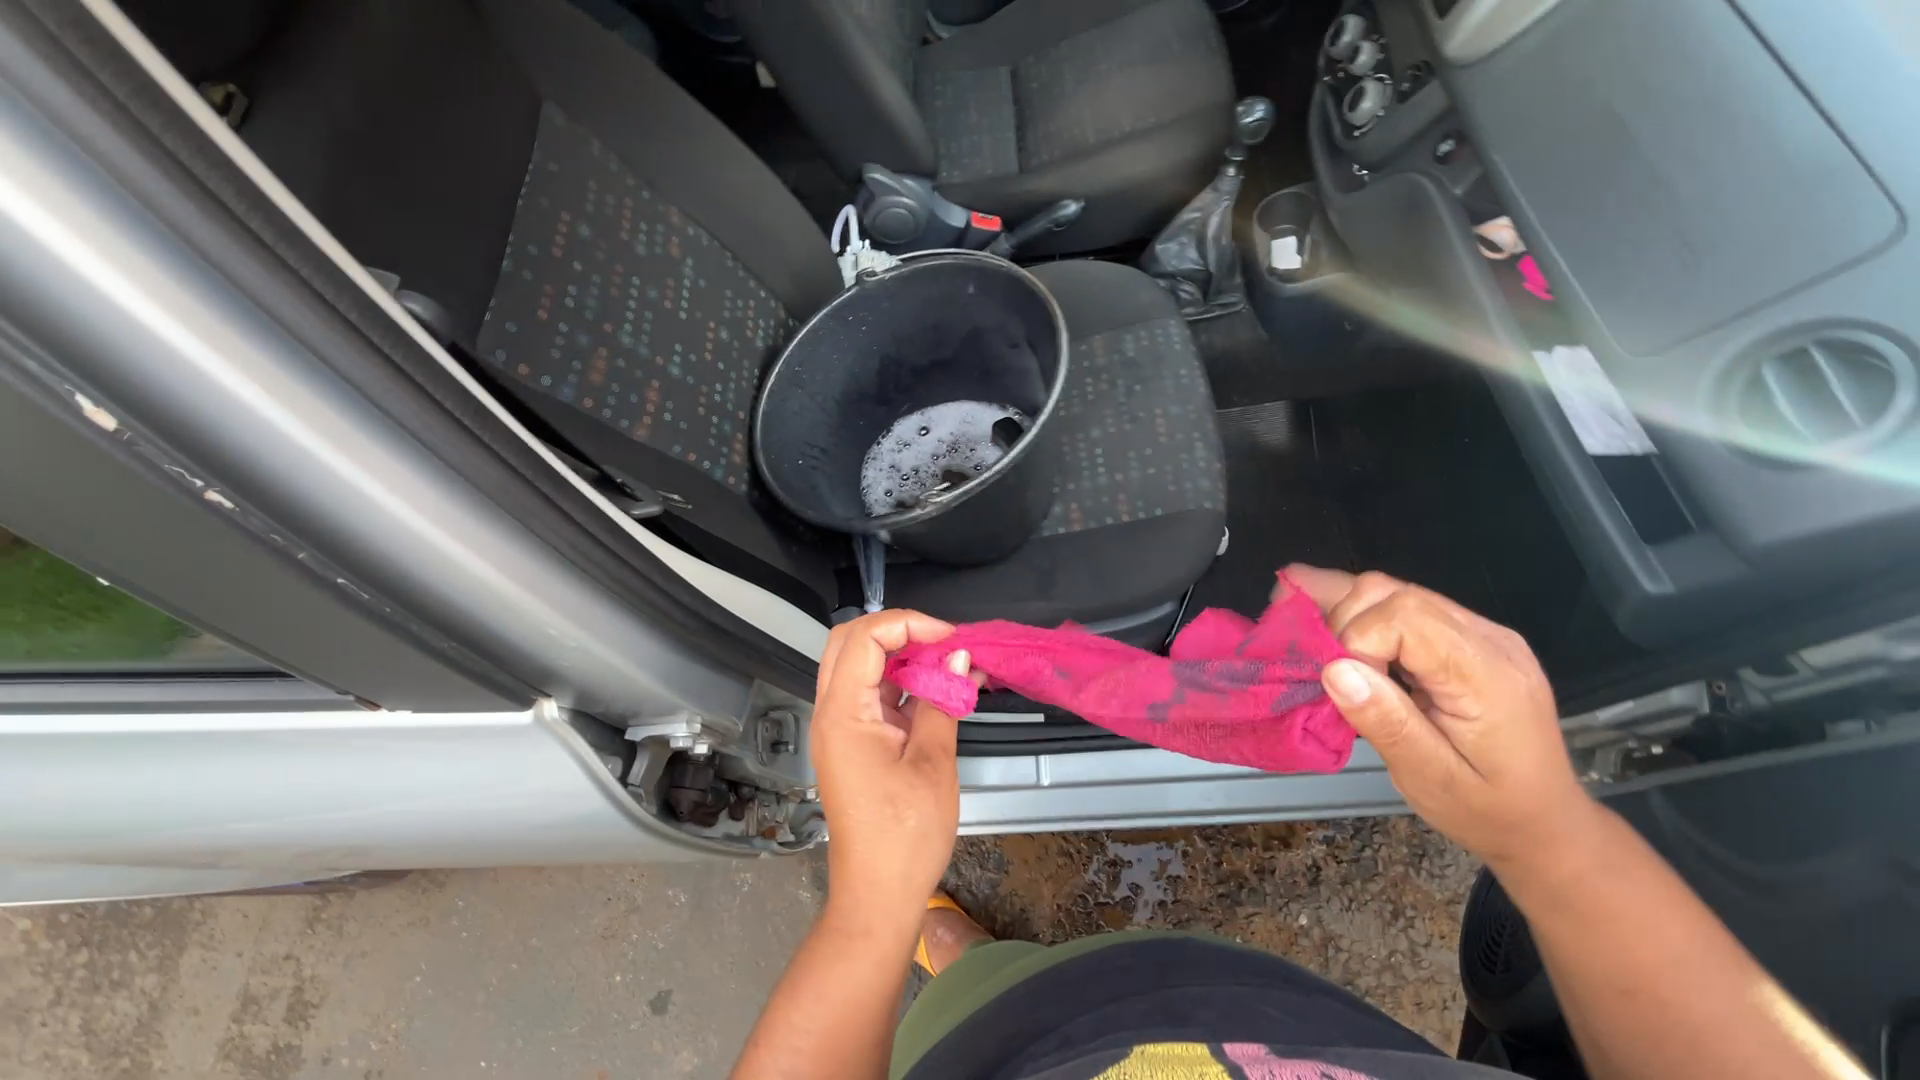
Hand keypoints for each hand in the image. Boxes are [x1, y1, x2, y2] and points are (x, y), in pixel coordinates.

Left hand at [812, 610, 969, 932]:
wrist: (879, 896)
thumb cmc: (905, 836)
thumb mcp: (933, 763)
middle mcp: (832, 714)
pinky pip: (873, 696)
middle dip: (898, 631)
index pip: (864, 638)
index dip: (908, 624)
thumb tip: (957, 657)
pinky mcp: (854, 745)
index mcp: (842, 714)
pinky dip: (904, 685)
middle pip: (851, 643)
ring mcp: (840, 729)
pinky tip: (941, 688)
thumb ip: (943, 701)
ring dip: (903, 657)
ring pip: (860, 667)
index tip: (950, 637)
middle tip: (944, 642)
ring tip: (949, 661)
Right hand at [1288, 566, 1600, 869]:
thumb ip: (1388, 723)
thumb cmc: (1487, 809)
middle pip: (1394, 594)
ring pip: (1393, 591)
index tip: (1341, 686)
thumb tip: (1334, 670)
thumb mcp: (1432, 781)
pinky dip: (1358, 614)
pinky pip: (1403, 607)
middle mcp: (1487, 640)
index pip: (1406, 618)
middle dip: (1341, 622)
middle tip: (1321, 669)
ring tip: (1299, 630)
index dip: (1356, 640)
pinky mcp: (1462, 636)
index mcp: (1487, 676)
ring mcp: (1478, 632)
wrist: (1542, 821)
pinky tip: (1323, 618)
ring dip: (1341, 611)